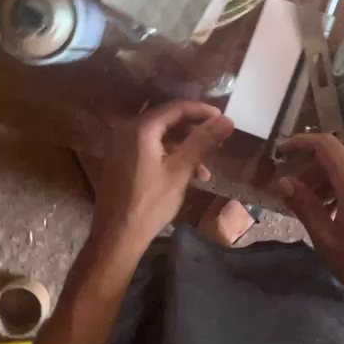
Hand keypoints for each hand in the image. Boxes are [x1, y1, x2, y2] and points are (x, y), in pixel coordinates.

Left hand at [89, 100, 233, 250]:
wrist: (117, 236)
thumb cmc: (150, 203)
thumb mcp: (180, 171)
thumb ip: (202, 142)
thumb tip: (226, 119)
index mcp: (141, 130)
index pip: (175, 108)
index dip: (201, 110)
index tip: (222, 117)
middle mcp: (127, 131)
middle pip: (166, 120)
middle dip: (193, 130)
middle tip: (216, 138)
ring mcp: (122, 147)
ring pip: (159, 137)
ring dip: (183, 147)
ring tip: (204, 169)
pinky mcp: (121, 161)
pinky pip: (149, 149)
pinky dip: (169, 156)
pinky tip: (186, 175)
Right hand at [277, 134, 343, 304]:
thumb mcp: (327, 239)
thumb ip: (304, 206)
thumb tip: (284, 181)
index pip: (326, 145)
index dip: (301, 142)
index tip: (283, 151)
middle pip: (336, 160)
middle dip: (312, 172)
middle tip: (297, 197)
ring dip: (329, 183)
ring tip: (318, 211)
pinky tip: (340, 214)